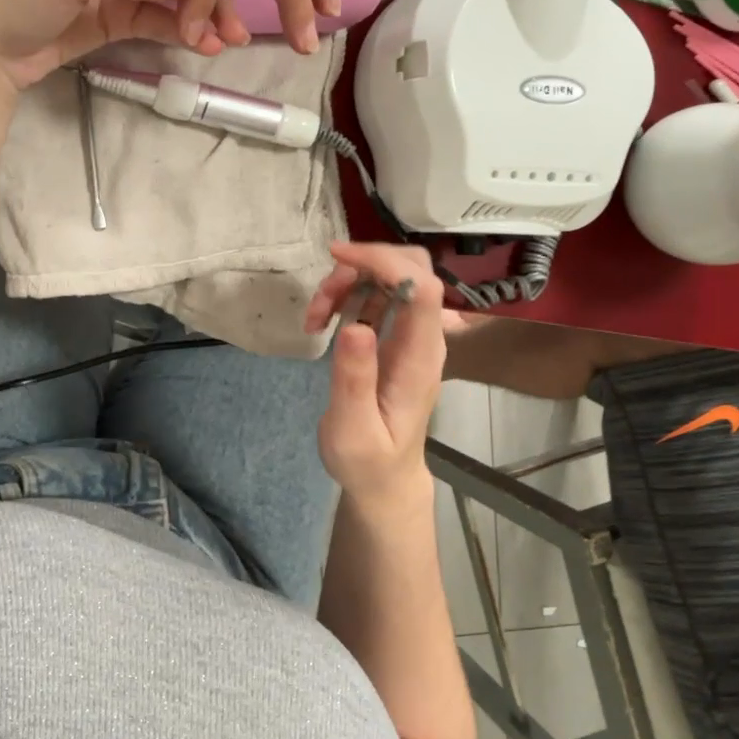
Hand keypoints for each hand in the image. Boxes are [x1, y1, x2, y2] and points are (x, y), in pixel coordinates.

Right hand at [304, 243, 446, 506]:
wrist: (383, 480)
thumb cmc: (368, 460)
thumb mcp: (353, 428)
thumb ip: (355, 379)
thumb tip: (355, 327)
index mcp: (421, 357)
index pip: (423, 287)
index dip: (386, 261)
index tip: (339, 259)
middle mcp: (422, 338)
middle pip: (411, 269)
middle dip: (363, 266)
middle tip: (323, 296)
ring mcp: (409, 336)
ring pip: (388, 278)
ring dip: (346, 283)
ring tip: (314, 317)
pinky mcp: (392, 337)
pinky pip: (374, 296)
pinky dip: (345, 297)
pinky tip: (321, 323)